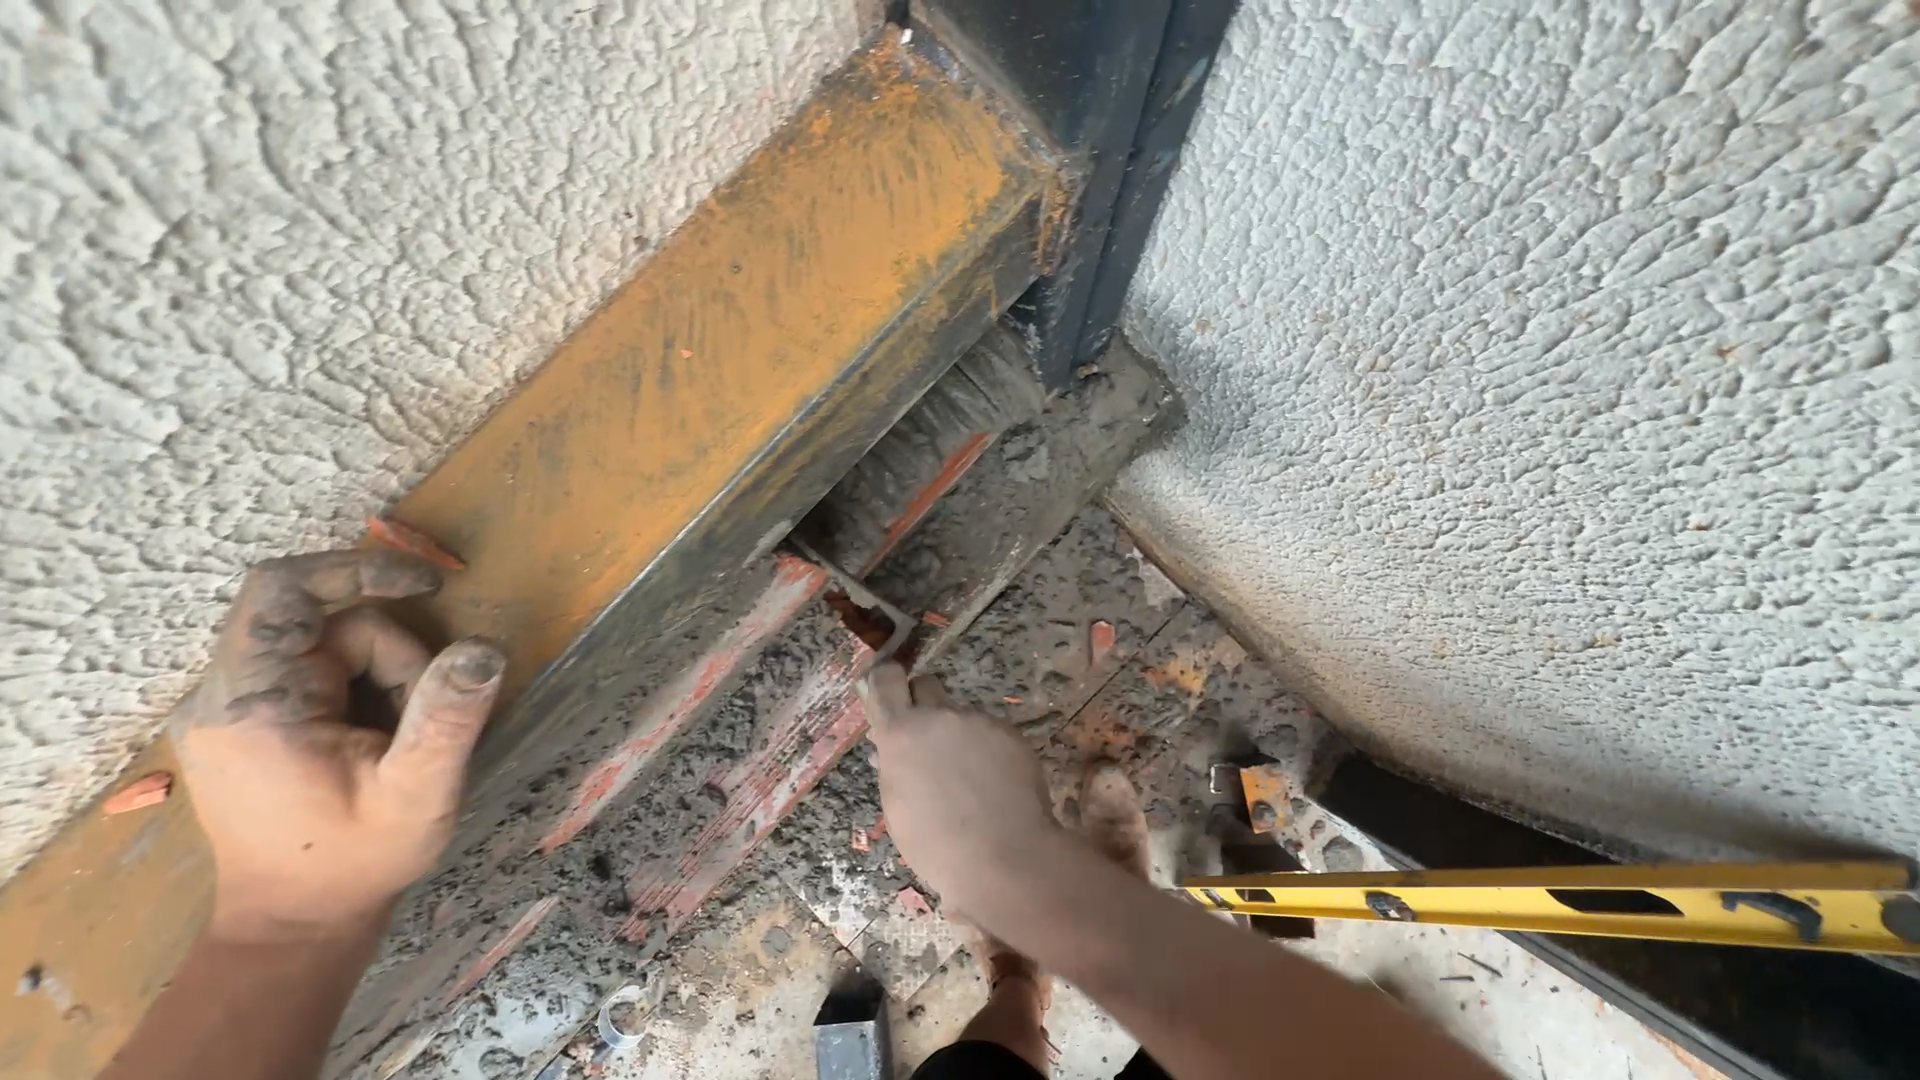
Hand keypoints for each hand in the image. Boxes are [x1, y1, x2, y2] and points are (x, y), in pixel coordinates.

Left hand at [174, 550, 504, 940]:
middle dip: (395, 657)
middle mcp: (227, 694)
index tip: (428, 586)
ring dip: (389, 676)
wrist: (299, 919)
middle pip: (327, 622)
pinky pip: (322, 665)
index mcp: (253, 705)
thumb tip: (483, 649)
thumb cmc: (356, 861)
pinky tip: (382, 733)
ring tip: (400, 741)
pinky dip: (369, 684)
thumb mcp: (417, 793)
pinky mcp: (253, 715)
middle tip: (420, 717)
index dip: (358, 569)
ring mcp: (235, 705)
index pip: (283, 590)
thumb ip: (447, 719)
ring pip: (334, 644)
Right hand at [858, 665, 1060, 911]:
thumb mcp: (898, 806)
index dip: (887, 681)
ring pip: (962, 716)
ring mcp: (978, 721)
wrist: (1004, 856)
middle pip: (927, 685)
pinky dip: (990, 750)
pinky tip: (997, 784)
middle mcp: (940, 716)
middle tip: (930, 738)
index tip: (891, 690)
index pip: (886, 680)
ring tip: (971, 778)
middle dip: (925, 704)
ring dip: (960, 735)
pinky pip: (992, 733)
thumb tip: (890, 749)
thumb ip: (895, 764)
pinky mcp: (1010, 733)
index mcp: (901, 733)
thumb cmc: (937, 845)